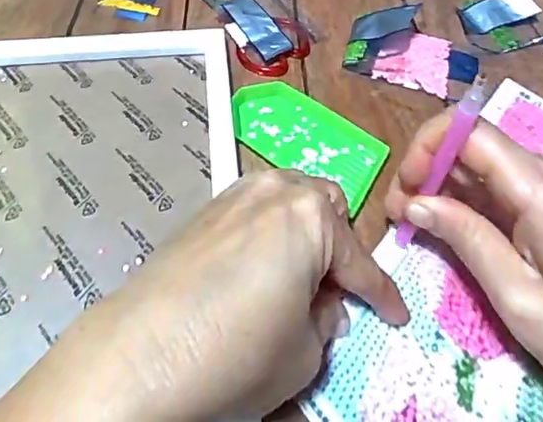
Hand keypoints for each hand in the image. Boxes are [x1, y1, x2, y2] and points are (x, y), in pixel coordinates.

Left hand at [0, 170, 409, 421]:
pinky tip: (258, 271)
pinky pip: (256, 209)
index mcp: (310, 217)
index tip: (397, 316)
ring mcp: (237, 192)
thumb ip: (325, 322)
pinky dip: (270, 232)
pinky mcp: (207, 207)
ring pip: (289, 199)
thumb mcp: (303, 352)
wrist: (145, 348)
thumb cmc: (239, 352)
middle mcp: (276, 189)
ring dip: (304, 231)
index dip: (383, 295)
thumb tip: (325, 306)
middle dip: (338, 245)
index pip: (361, 262)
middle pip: (325, 205)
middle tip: (335, 291)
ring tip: (297, 279)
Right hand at [385, 114, 542, 421]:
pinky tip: (465, 232)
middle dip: (429, 171)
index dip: (424, 148)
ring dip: (450, 187)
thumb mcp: (522, 304)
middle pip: (475, 144)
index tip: (402, 192)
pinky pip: (512, 183)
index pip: (467, 129)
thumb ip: (466, 241)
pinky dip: (478, 199)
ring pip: (490, 163)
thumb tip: (414, 202)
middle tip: (402, 218)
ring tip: (424, 228)